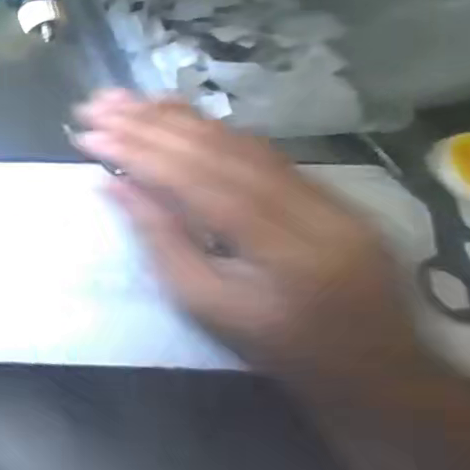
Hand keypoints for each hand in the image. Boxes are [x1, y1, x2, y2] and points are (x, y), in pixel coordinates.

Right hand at [71, 90, 433, 393]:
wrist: (380, 371)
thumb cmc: (281, 350)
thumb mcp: (209, 308)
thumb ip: (160, 240)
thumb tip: (112, 184)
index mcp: (282, 250)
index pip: (199, 182)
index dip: (140, 153)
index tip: (90, 135)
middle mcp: (307, 208)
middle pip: (217, 150)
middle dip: (147, 124)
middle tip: (94, 105)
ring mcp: (321, 191)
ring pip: (236, 139)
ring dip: (172, 115)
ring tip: (120, 99)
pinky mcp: (322, 185)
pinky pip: (256, 145)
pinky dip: (206, 125)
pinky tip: (170, 109)